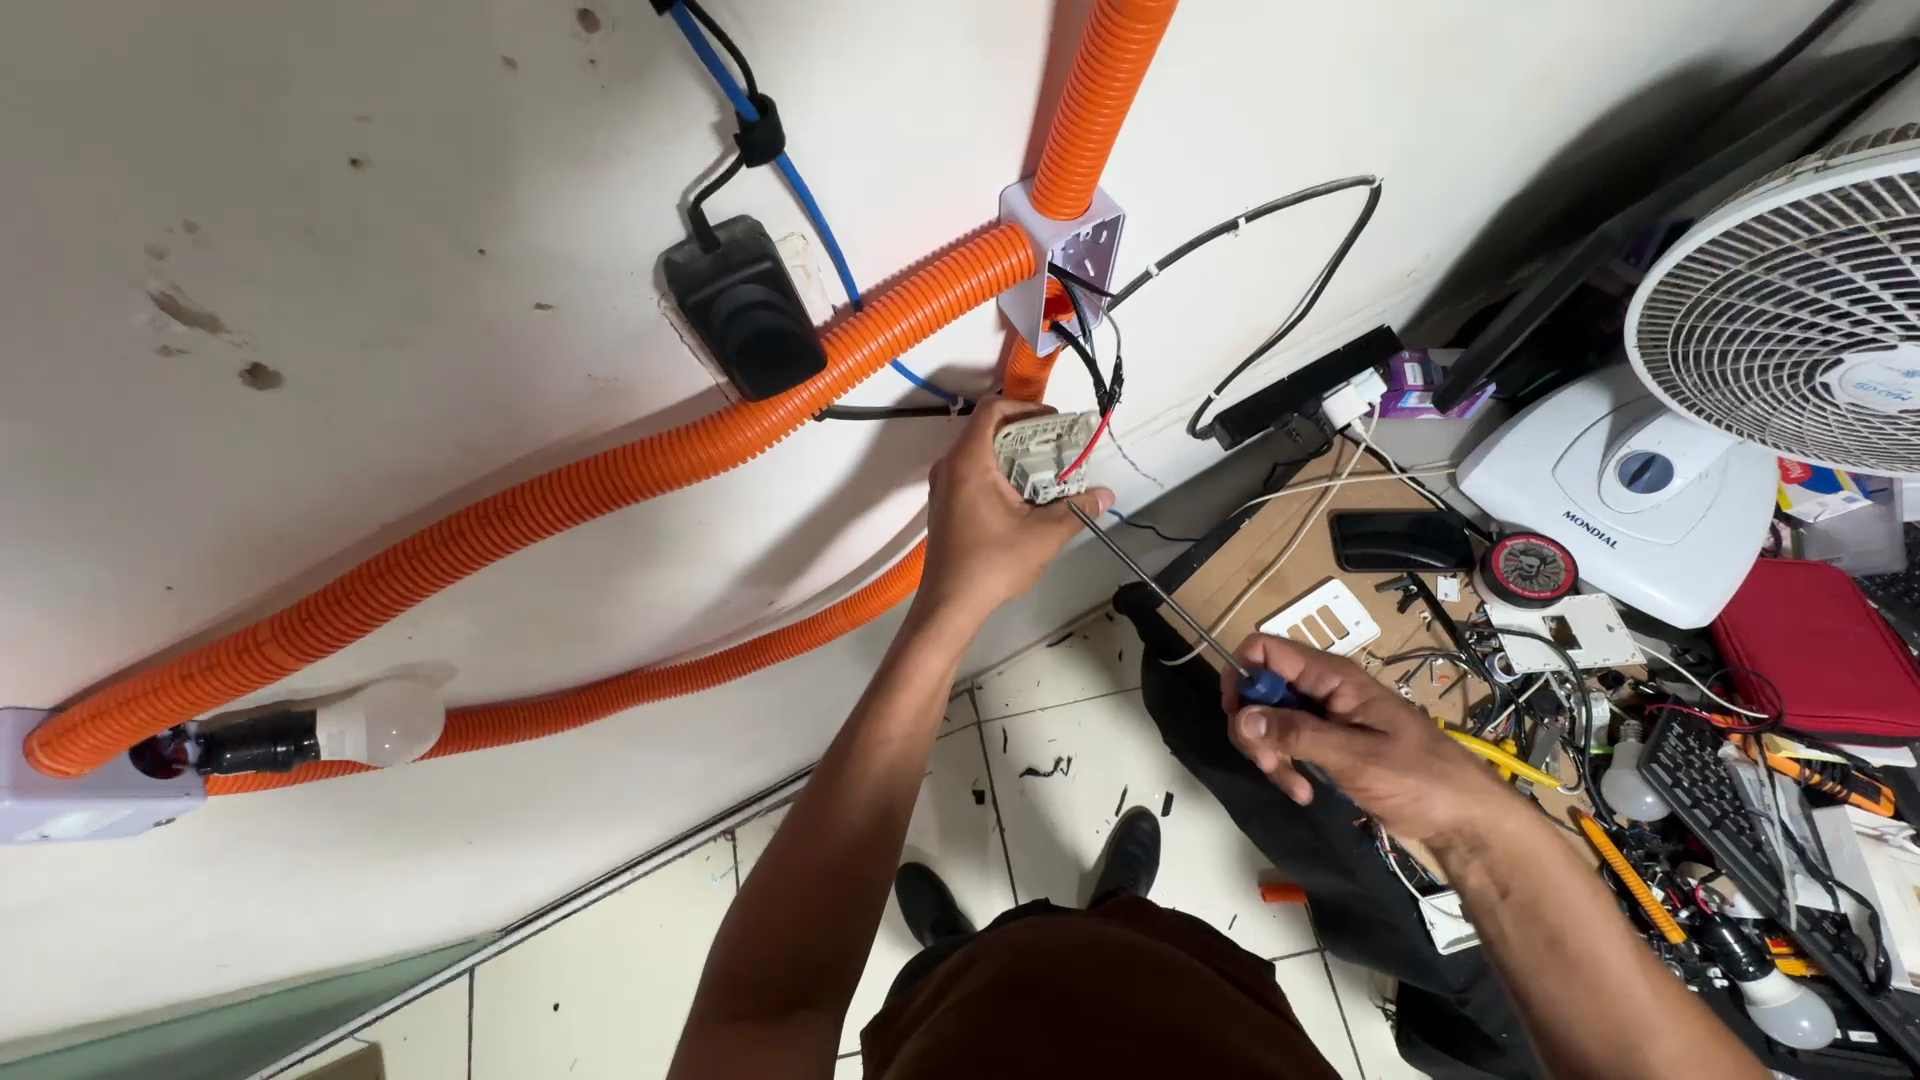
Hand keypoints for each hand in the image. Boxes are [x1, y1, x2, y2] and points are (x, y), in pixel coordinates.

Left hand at [916, 399, 1113, 626]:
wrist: (949, 604)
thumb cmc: (992, 564)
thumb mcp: (1043, 535)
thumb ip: (1076, 510)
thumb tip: (1105, 496)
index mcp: (969, 463)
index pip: (992, 410)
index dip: (1025, 407)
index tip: (1053, 422)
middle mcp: (950, 467)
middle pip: (987, 430)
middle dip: (1025, 433)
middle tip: (1057, 447)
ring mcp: (943, 487)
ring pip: (979, 453)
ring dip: (1012, 455)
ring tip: (1045, 471)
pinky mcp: (944, 505)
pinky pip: (971, 473)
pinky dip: (998, 473)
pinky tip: (1023, 497)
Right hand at [1221, 634, 1520, 844]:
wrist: (1465, 821)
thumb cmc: (1421, 780)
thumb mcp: (1356, 756)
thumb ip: (1296, 733)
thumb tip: (1240, 716)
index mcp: (1333, 676)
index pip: (1264, 649)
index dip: (1242, 675)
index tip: (1241, 716)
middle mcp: (1322, 689)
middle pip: (1260, 689)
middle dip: (1253, 725)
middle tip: (1269, 762)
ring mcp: (1324, 717)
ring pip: (1268, 720)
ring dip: (1268, 752)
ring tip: (1293, 785)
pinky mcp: (1327, 744)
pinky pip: (1287, 744)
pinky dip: (1286, 766)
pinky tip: (1305, 791)